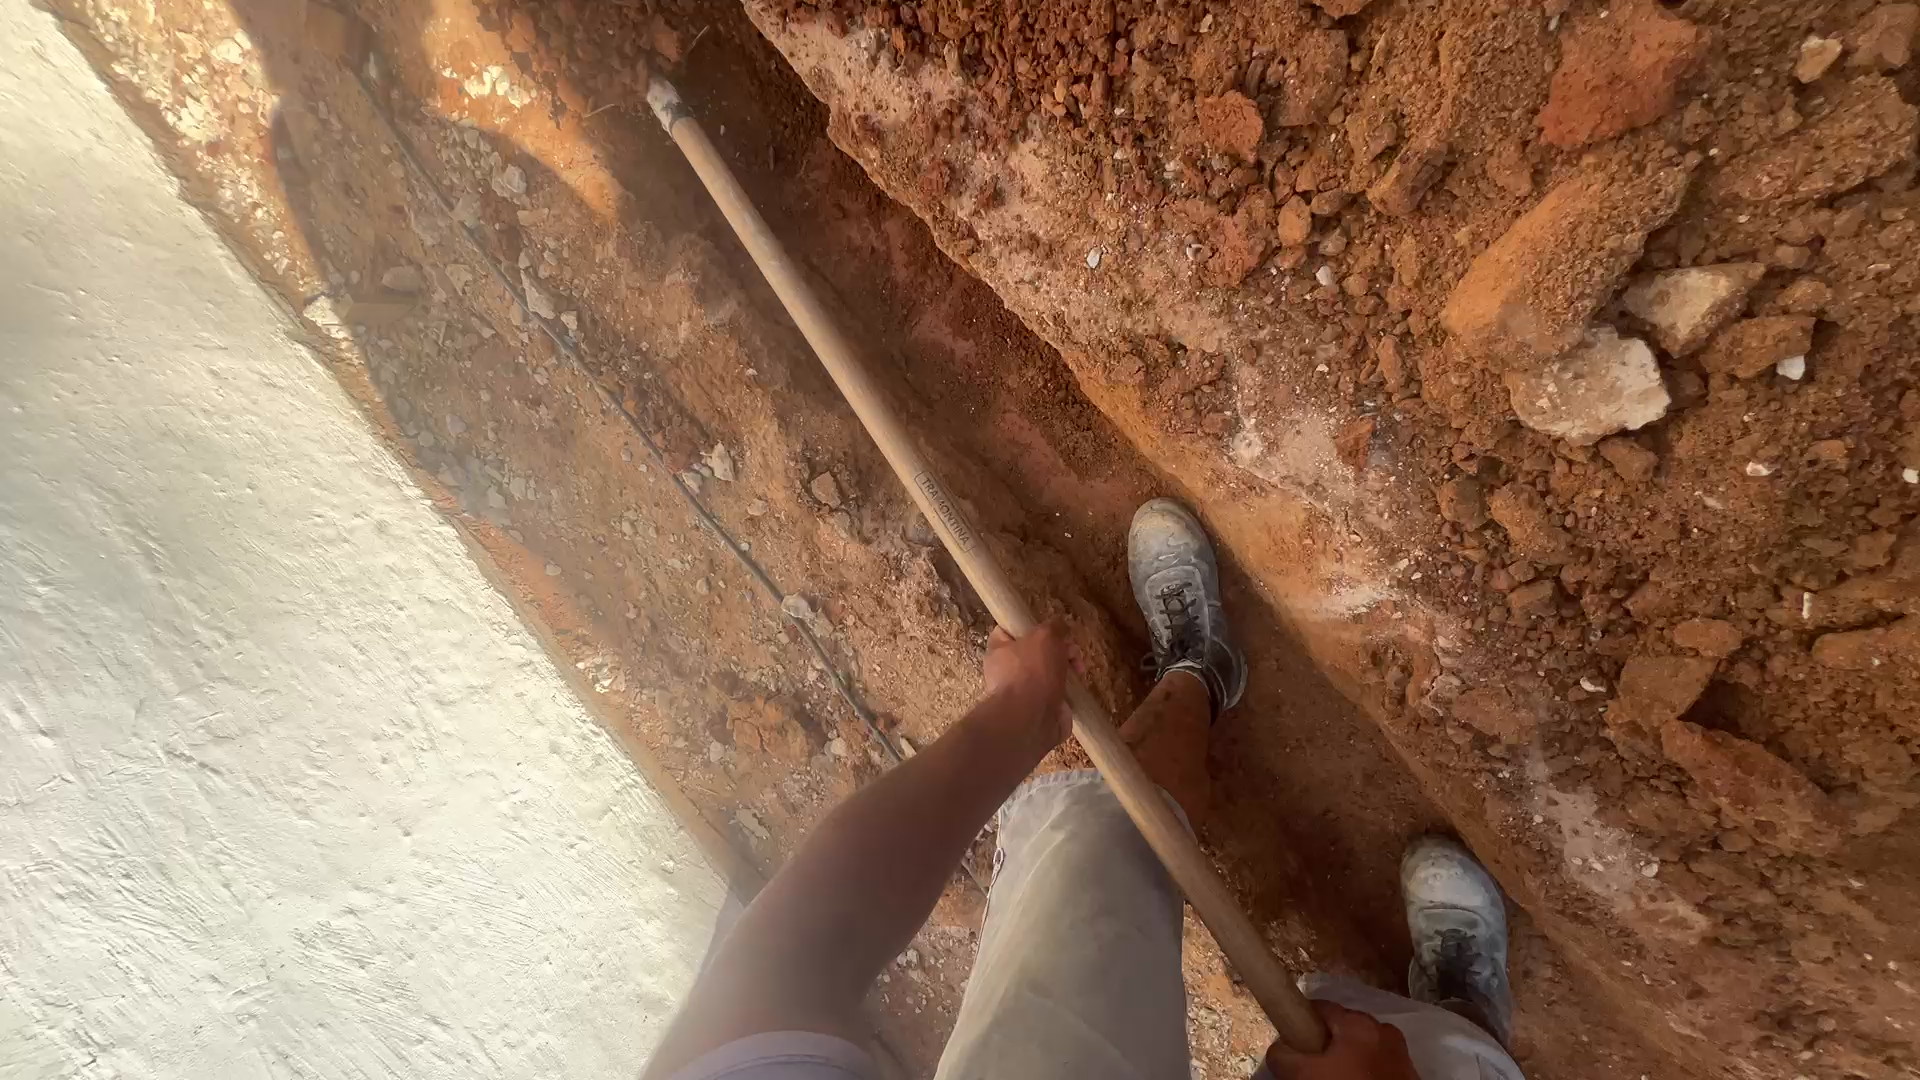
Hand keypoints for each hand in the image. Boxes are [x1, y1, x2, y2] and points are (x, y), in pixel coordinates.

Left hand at [977, 617, 1077, 757]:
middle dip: (1060, 649)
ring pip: (1050, 672)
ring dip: (1067, 670)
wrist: (1031, 720)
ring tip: (1078, 672)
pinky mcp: (1040, 708)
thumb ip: (1055, 627)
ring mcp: (1024, 691)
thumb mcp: (1046, 636)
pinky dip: (1068, 692)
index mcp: (999, 648)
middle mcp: (1008, 669)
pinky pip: (1056, 693)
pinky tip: (1075, 691)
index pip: (1010, 629)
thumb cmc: (1032, 672)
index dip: (1031, 625)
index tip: (1051, 629)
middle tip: (1072, 654)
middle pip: (1038, 650)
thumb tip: (1061, 628)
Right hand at [1262, 1002, 1419, 1079]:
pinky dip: (1368, 1075)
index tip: (1296, 1046)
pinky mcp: (1414, 1078)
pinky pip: (1380, 1068)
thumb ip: (1282, 1053)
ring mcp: (1403, 1057)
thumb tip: (1281, 1046)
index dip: (1302, 1025)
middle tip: (1316, 1070)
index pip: (1318, 1008)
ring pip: (1362, 1050)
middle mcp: (1385, 1030)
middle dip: (1327, 1046)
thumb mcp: (1301, 1074)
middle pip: (1342, 1030)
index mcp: (1359, 1022)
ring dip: (1349, 1063)